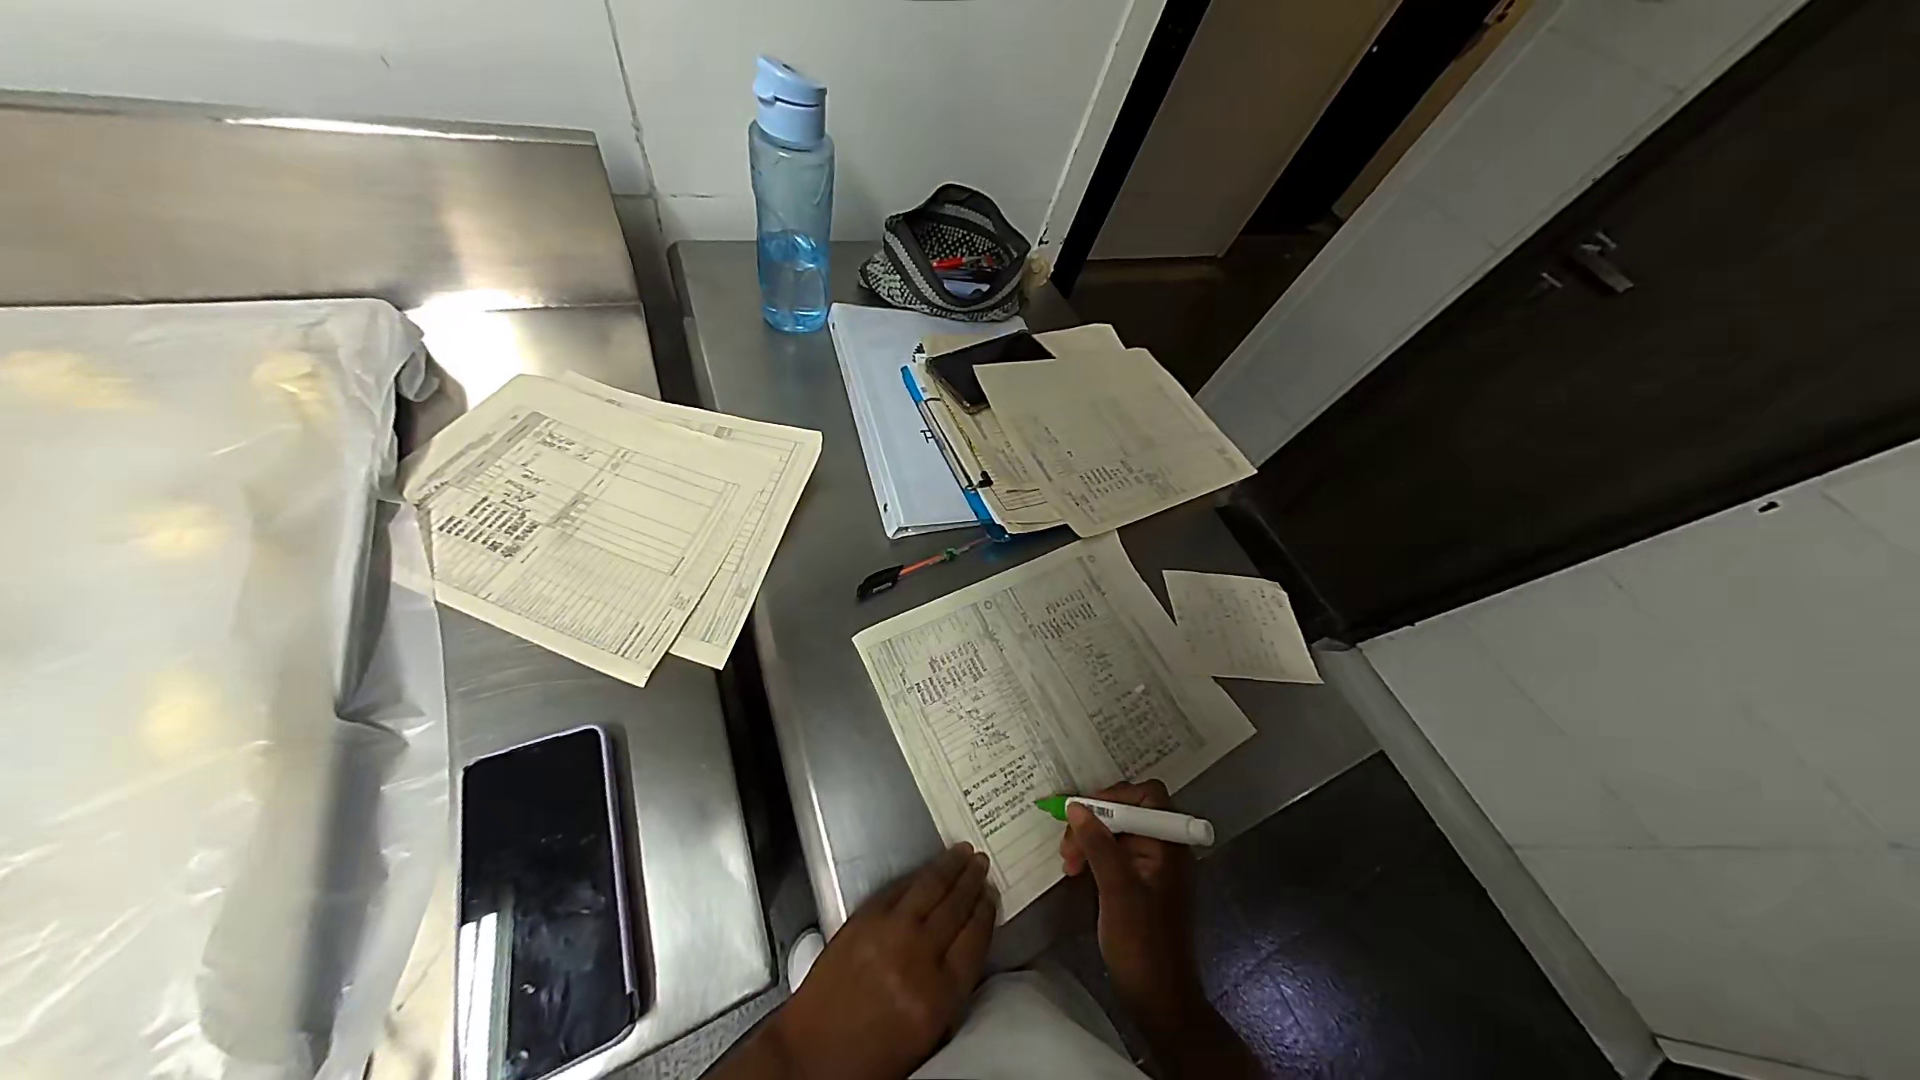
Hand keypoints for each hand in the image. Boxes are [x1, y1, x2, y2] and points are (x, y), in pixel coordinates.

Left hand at [767, 844, 997, 1079]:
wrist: (809, 1057)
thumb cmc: (869, 1059)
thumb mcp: (927, 1034)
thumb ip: (950, 989)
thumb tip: (964, 950)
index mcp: (939, 996)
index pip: (975, 940)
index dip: (986, 913)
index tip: (992, 896)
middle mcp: (918, 958)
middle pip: (955, 907)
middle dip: (972, 882)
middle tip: (982, 863)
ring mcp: (888, 933)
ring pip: (929, 888)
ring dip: (949, 866)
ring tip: (962, 853)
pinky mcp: (862, 920)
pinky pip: (897, 889)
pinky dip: (915, 876)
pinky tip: (926, 870)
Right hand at [1060, 783, 1262, 1078]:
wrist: (1159, 1000)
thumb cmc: (1142, 943)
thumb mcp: (1116, 889)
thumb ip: (1098, 844)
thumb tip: (1077, 807)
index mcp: (1169, 845)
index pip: (1148, 795)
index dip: (1115, 796)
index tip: (1084, 812)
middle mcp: (1164, 850)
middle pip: (1128, 812)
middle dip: (1095, 822)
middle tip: (1068, 845)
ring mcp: (1153, 868)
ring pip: (1118, 834)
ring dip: (1090, 840)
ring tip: (1069, 863)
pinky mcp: (1140, 885)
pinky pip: (1115, 855)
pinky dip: (1095, 857)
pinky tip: (1077, 872)